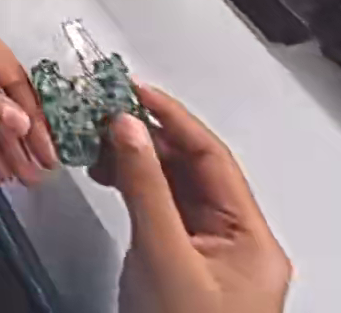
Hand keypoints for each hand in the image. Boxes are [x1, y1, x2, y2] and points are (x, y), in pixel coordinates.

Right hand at [92, 84, 290, 312]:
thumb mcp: (163, 252)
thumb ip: (144, 185)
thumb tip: (124, 120)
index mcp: (249, 235)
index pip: (212, 158)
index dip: (173, 117)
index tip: (129, 87)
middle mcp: (232, 233)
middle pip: (190, 165)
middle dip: (143, 134)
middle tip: (97, 110)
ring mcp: (203, 241)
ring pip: (168, 178)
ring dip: (130, 154)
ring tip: (91, 138)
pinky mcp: (175, 247)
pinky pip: (153, 197)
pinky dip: (126, 177)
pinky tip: (100, 169)